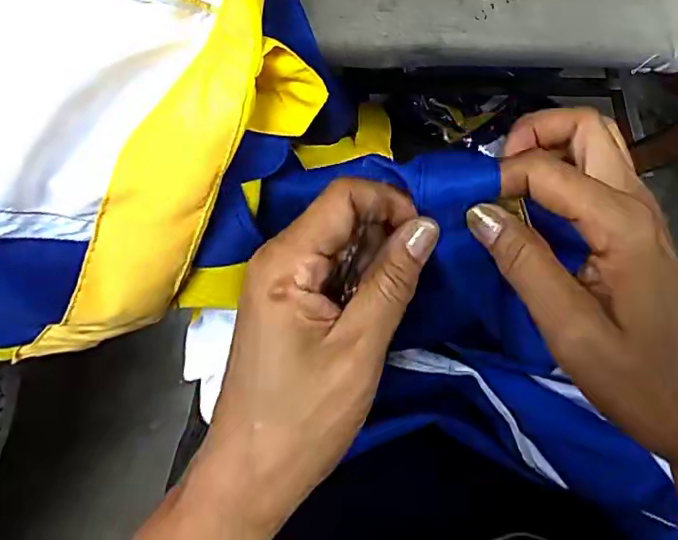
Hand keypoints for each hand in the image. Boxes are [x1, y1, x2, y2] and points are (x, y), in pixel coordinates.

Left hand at [141, 179, 438, 539]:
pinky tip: (378, 302)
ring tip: (400, 288)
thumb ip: (394, 279)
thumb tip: (428, 225)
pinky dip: (366, 273)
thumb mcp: (360, 347)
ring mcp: (285, 278)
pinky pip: (338, 263)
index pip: (345, 195)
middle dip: (388, 228)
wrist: (249, 482)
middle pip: (345, 211)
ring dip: (380, 252)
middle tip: (415, 267)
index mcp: (286, 261)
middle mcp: (280, 258)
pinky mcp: (293, 297)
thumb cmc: (302, 418)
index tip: (421, 233)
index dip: (390, 201)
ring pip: (345, 236)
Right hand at [474, 108, 677, 538]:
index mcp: (621, 221)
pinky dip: (568, 169)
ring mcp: (643, 208)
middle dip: (537, 131)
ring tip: (511, 184)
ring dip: (553, 146)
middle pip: (588, 126)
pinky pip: (603, 172)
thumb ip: (524, 264)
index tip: (467, 202)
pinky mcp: (640, 225)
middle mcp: (636, 199)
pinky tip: (539, 207)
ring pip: (599, 143)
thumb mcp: (571, 331)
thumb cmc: (638, 379)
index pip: (551, 169)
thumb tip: (480, 213)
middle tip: (497, 171)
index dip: (503, 176)